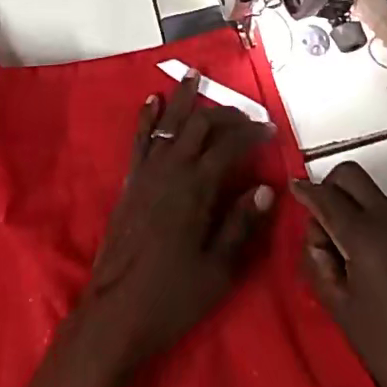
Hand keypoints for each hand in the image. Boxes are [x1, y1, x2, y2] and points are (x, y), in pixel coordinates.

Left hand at [18, 71, 275, 386]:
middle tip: (244, 113)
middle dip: (224, 113)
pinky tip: (152, 100)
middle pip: (200, 127)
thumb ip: (242, 225)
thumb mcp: (220, 270)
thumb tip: (266, 188)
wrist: (117, 310)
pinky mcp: (130, 181)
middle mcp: (171, 171)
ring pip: (169, 124)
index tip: (269, 130)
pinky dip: (147, 117)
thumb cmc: (173, 296)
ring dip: (183, 99)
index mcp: (196, 190)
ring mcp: (147, 173)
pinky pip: (140, 139)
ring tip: (194, 75)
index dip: (251, 133)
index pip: (229, 146)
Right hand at [292, 163, 386, 386]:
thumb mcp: (339, 307)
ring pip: (367, 191)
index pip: (326, 195)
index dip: (304, 191)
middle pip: (351, 176)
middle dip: (327, 188)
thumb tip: (314, 236)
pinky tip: (355, 257)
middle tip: (317, 226)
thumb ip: (318, 261)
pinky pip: (380, 211)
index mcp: (367, 236)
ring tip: (336, 250)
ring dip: (345, 203)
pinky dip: (361, 217)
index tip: (289, 191)